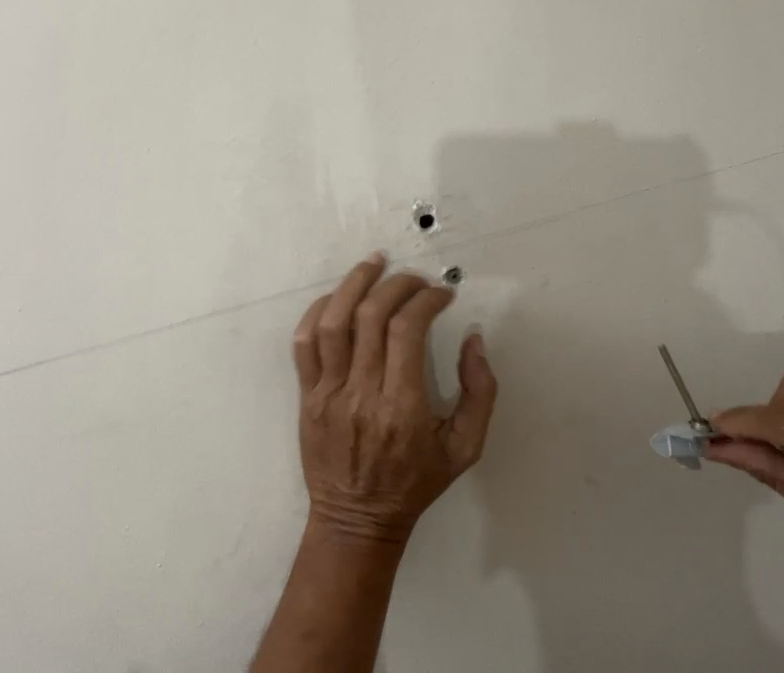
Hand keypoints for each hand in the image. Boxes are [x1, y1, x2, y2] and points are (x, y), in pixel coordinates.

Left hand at [291, 254, 497, 544]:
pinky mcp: (306, 397)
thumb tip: (474, 339)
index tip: (443, 294)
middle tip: (415, 278)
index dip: (426, 300)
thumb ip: (479, 393)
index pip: (408, 330)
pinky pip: (304, 343)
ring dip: (354, 284)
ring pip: (333, 322)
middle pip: (371, 317)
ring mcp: (328, 394)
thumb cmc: (415, 483)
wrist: (357, 520)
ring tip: (375, 263)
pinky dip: (318, 311)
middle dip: (397, 285)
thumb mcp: (465, 448)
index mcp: (403, 407)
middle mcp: (362, 394)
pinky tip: (338, 297)